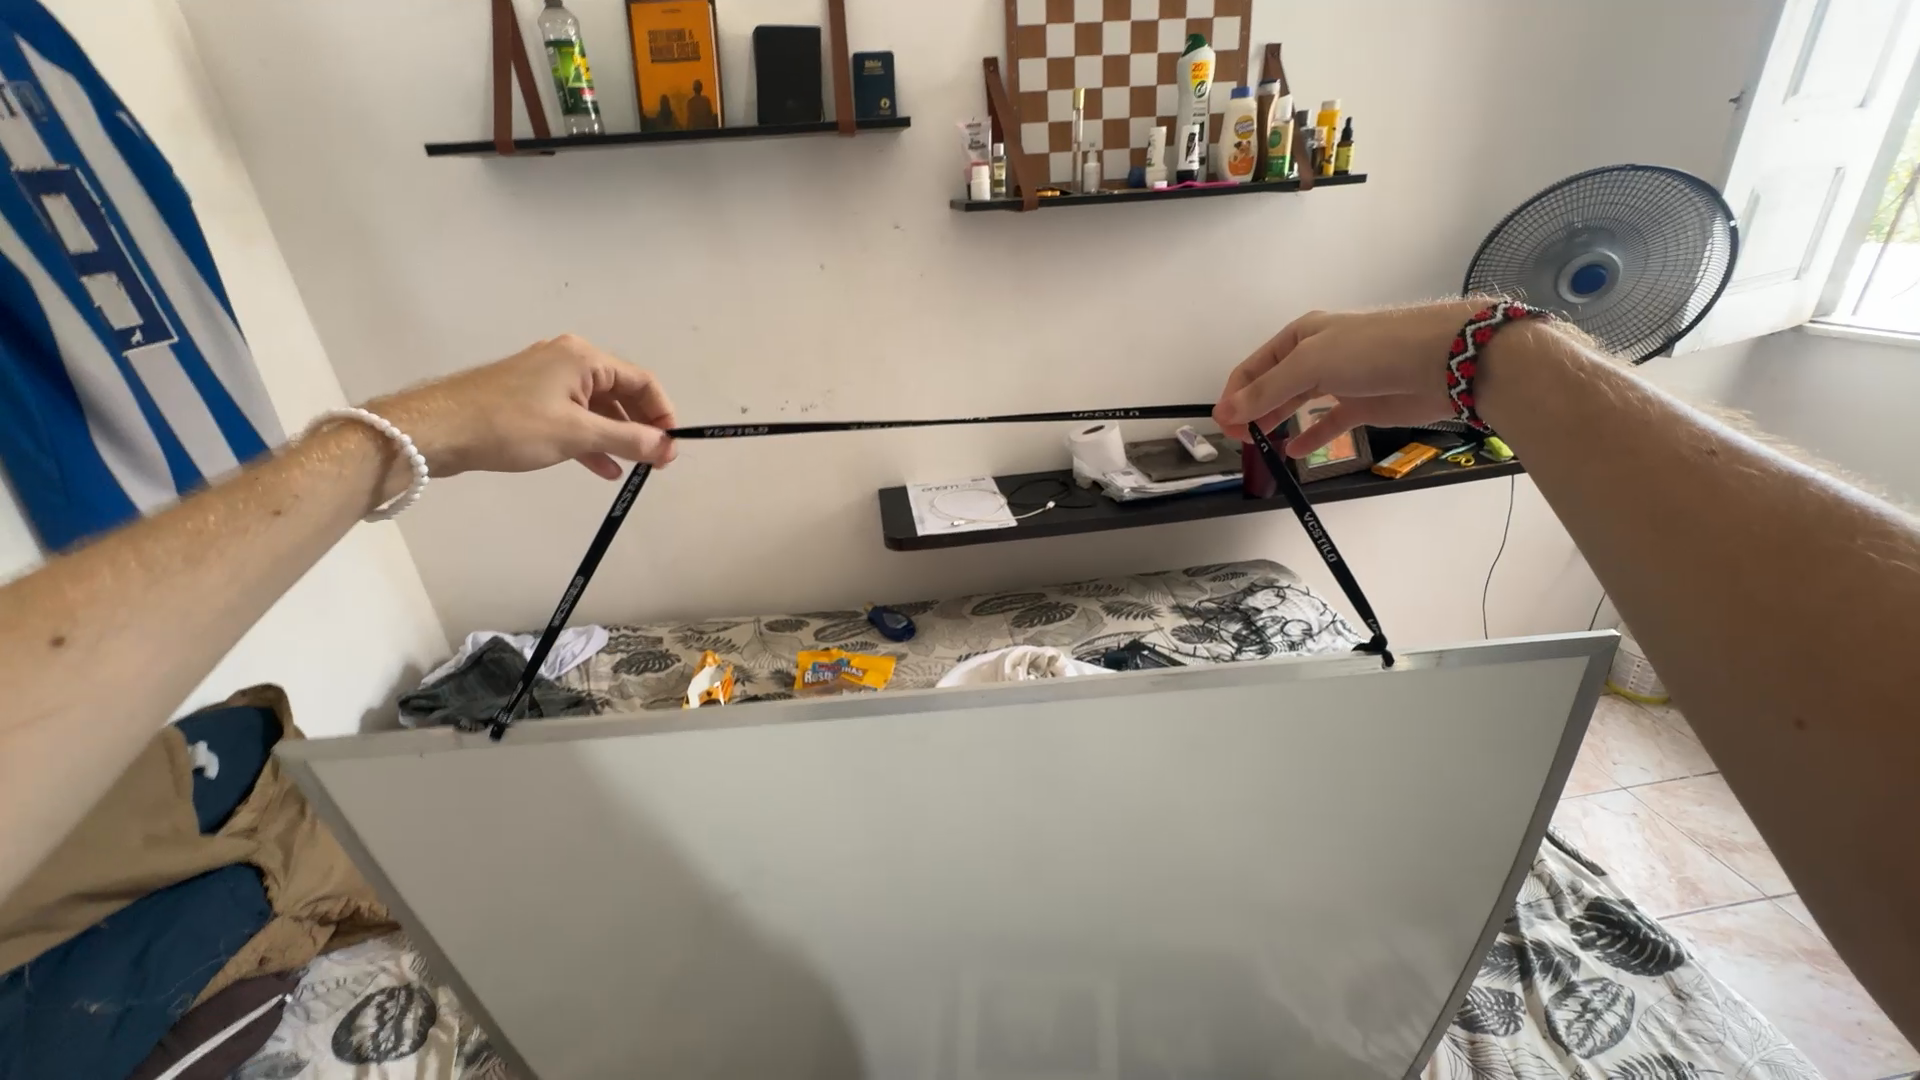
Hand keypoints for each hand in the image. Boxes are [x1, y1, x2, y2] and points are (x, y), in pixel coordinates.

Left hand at [367, 335, 677, 483]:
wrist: (436, 431)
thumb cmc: (511, 426)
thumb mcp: (578, 434)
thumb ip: (628, 439)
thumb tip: (667, 447)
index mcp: (584, 358)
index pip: (642, 382)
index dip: (663, 414)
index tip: (671, 448)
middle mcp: (569, 360)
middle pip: (622, 393)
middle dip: (642, 427)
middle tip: (656, 460)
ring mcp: (547, 378)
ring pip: (599, 407)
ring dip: (619, 437)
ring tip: (634, 468)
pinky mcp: (530, 398)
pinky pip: (575, 416)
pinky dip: (592, 440)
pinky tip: (603, 468)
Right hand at [1213, 300, 1483, 458]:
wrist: (1445, 360)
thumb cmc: (1371, 351)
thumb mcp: (1309, 365)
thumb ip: (1267, 391)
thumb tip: (1226, 411)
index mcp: (1300, 337)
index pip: (1253, 368)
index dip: (1234, 395)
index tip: (1223, 424)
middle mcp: (1316, 356)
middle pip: (1271, 387)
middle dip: (1250, 410)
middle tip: (1237, 439)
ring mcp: (1340, 381)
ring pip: (1296, 404)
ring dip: (1274, 422)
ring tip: (1258, 445)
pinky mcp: (1362, 405)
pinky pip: (1328, 423)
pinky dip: (1310, 436)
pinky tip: (1295, 451)